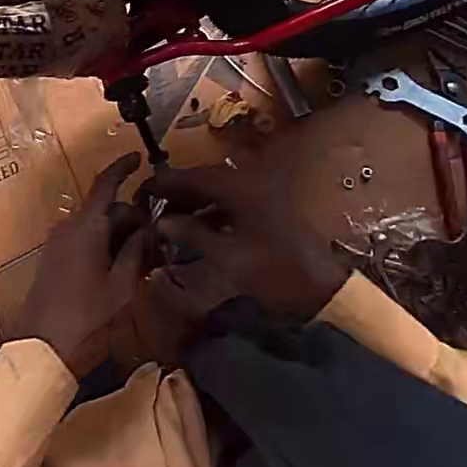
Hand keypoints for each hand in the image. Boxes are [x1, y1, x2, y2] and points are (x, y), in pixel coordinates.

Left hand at [11, 163, 144, 376]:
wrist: (43, 350)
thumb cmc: (87, 319)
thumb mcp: (122, 287)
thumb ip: (136, 252)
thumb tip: (148, 227)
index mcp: (85, 227)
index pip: (105, 184)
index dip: (122, 167)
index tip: (138, 157)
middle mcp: (68, 227)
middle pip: (106, 208)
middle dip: (133, 217)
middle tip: (159, 240)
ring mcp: (58, 243)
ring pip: (96, 226)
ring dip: (120, 235)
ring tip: (146, 260)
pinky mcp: (54, 259)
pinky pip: (84, 240)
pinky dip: (105, 245)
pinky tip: (124, 269)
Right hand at [146, 164, 351, 324]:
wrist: (325, 289)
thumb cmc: (276, 271)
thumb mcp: (228, 257)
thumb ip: (192, 234)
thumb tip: (162, 222)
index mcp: (239, 186)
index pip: (192, 176)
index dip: (165, 183)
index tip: (141, 191)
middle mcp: (250, 180)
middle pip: (203, 178)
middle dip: (177, 191)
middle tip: (151, 204)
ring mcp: (261, 191)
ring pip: (216, 188)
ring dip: (193, 200)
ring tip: (169, 216)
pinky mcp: (267, 204)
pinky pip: (230, 198)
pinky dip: (211, 209)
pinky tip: (195, 225)